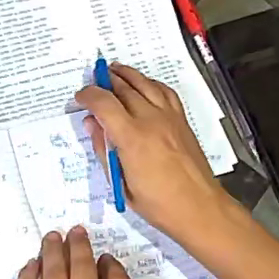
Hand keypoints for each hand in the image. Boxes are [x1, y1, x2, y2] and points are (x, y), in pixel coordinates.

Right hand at [75, 63, 234, 241]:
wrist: (198, 207)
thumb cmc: (159, 204)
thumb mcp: (121, 183)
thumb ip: (104, 150)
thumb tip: (93, 125)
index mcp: (132, 138)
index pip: (104, 103)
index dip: (88, 95)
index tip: (80, 98)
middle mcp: (151, 121)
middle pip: (124, 88)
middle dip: (105, 81)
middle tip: (93, 81)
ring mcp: (169, 118)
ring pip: (145, 84)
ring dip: (127, 74)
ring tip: (114, 70)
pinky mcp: (182, 121)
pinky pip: (165, 92)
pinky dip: (151, 83)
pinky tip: (144, 84)